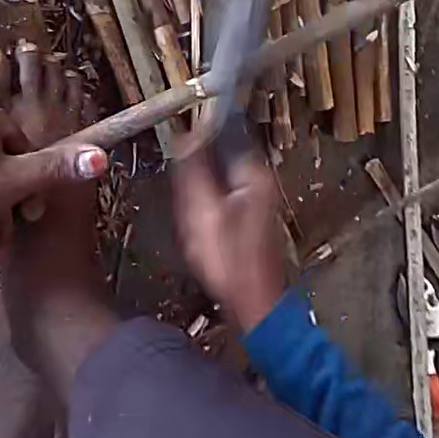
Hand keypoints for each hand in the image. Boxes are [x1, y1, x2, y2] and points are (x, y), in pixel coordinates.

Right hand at [172, 137, 289, 329]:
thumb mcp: (200, 209)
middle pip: (219, 153)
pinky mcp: (250, 213)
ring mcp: (257, 197)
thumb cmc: (229, 260)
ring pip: (217, 174)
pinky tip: (199, 221)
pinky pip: (221, 192)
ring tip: (191, 208)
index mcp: (252, 173)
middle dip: (195, 165)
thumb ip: (192, 169)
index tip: (178, 140)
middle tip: (183, 189)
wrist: (253, 305)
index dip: (197, 133)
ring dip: (199, 184)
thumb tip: (186, 136)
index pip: (224, 132)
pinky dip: (206, 200)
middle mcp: (260, 180)